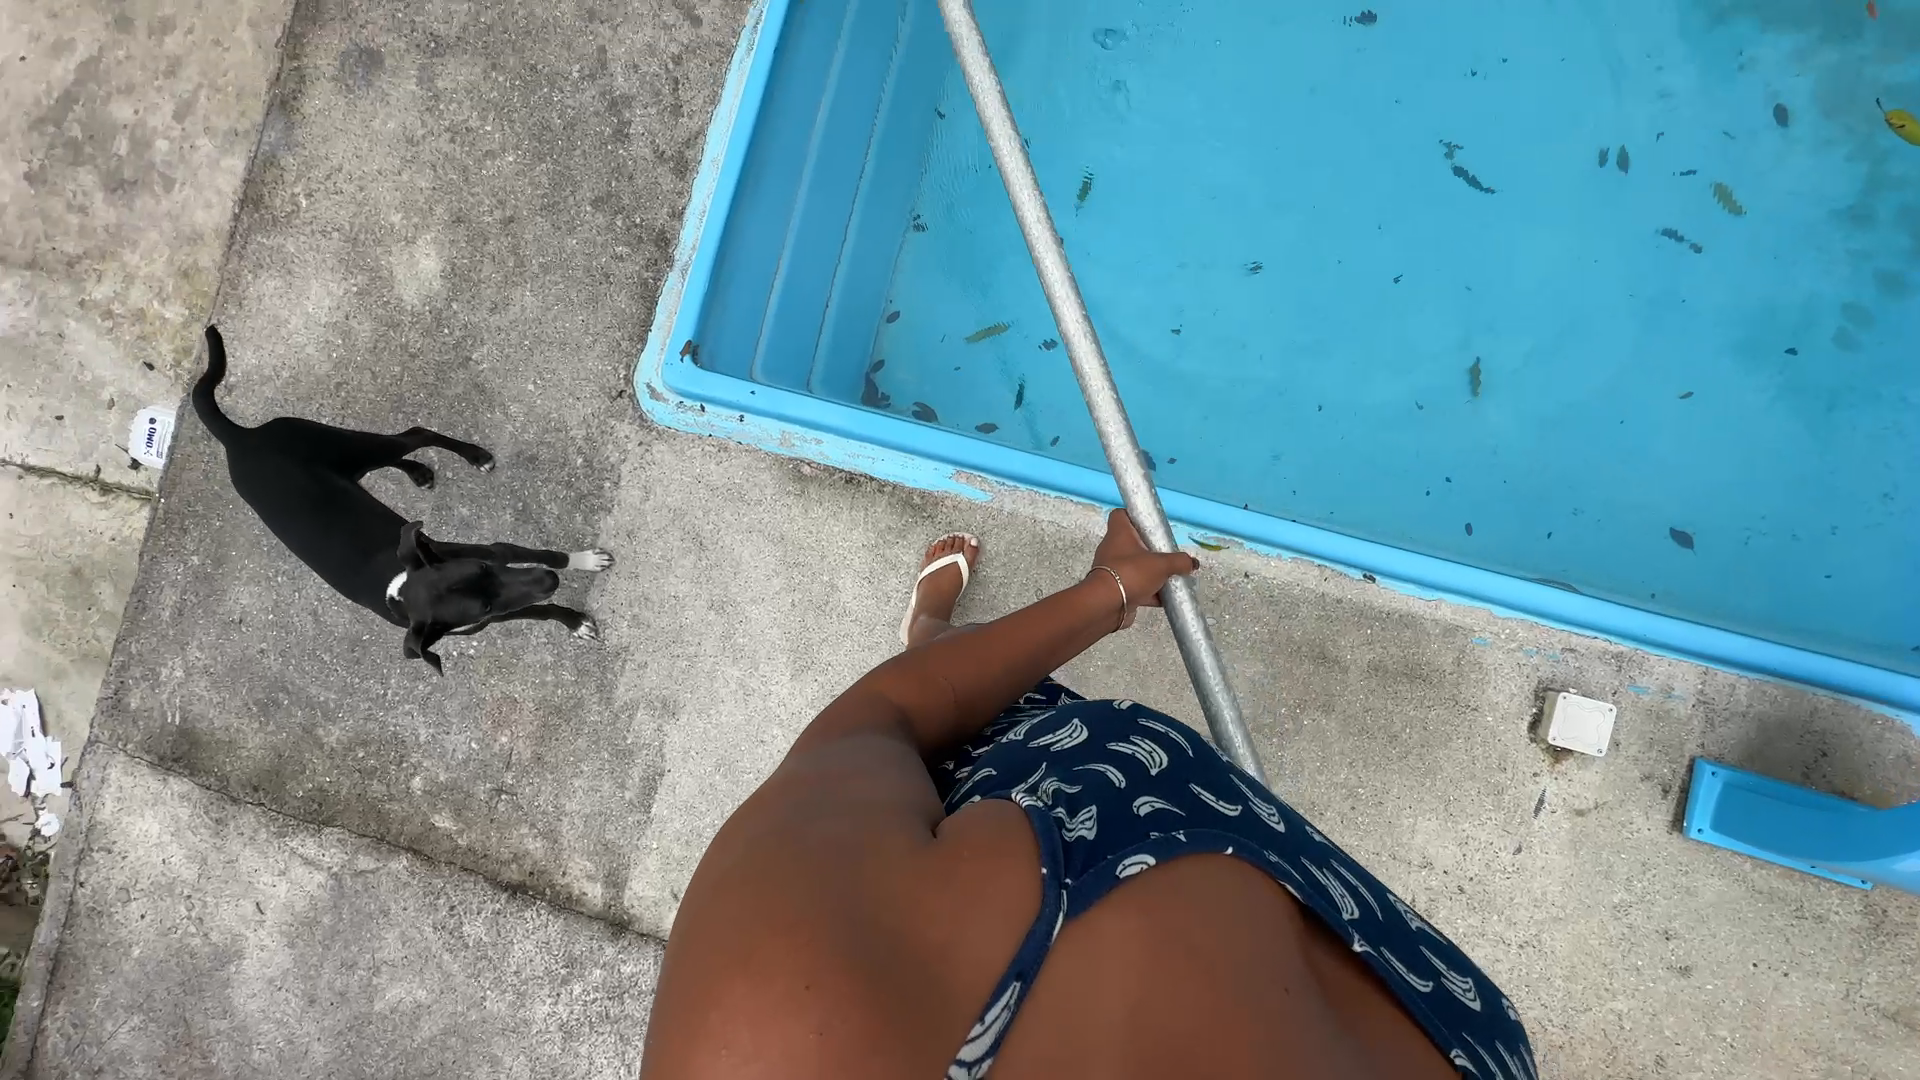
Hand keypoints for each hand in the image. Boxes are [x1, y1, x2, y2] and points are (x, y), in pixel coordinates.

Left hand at [1087, 508, 1198, 628]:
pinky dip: (1150, 592)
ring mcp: (1113, 570)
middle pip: (1133, 543)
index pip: (1121, 515)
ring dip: (1153, 574)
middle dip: (1152, 550)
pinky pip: (1135, 587)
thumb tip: (1192, 563)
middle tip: (1168, 555)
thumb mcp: (1162, 564)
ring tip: (1172, 578)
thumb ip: (1179, 562)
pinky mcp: (1116, 589)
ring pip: (1136, 567)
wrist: (1106, 606)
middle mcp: (1113, 549)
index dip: (1134, 515)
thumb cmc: (1131, 573)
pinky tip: (1166, 599)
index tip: (1151, 524)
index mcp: (1119, 533)